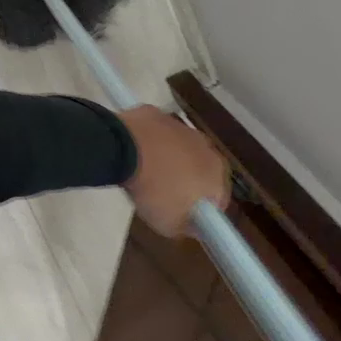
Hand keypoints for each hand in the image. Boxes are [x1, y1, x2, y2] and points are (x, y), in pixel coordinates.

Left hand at [117, 105, 231, 237]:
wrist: (123, 147)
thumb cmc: (153, 190)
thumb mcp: (170, 225)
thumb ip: (187, 227)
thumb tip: (194, 225)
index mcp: (217, 173)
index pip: (218, 199)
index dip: (203, 211)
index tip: (185, 216)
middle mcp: (206, 146)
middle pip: (201, 170)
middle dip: (188, 181)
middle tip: (165, 194)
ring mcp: (180, 125)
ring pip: (180, 148)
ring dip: (169, 158)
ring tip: (147, 171)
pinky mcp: (156, 113)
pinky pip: (157, 132)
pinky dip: (150, 139)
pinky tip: (135, 149)